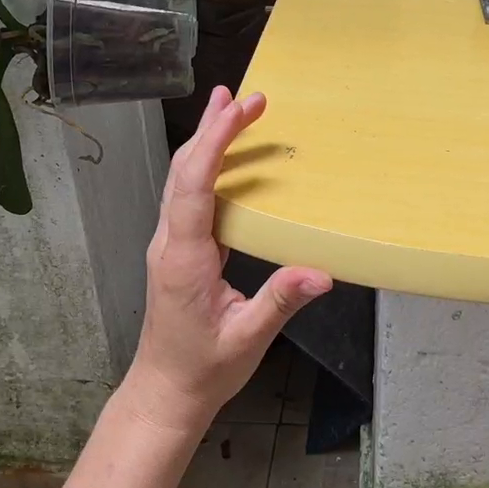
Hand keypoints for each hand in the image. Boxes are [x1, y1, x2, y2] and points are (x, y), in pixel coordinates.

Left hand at [123, 87, 331, 431]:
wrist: (166, 392)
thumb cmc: (202, 369)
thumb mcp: (246, 339)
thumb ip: (280, 301)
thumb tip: (323, 272)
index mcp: (182, 257)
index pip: (194, 185)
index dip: (214, 142)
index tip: (239, 109)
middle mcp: (170, 242)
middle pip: (184, 170)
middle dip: (212, 128)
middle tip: (244, 95)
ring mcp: (172, 244)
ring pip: (183, 179)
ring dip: (207, 142)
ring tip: (232, 108)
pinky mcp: (180, 250)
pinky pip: (191, 196)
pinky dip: (209, 166)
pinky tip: (228, 159)